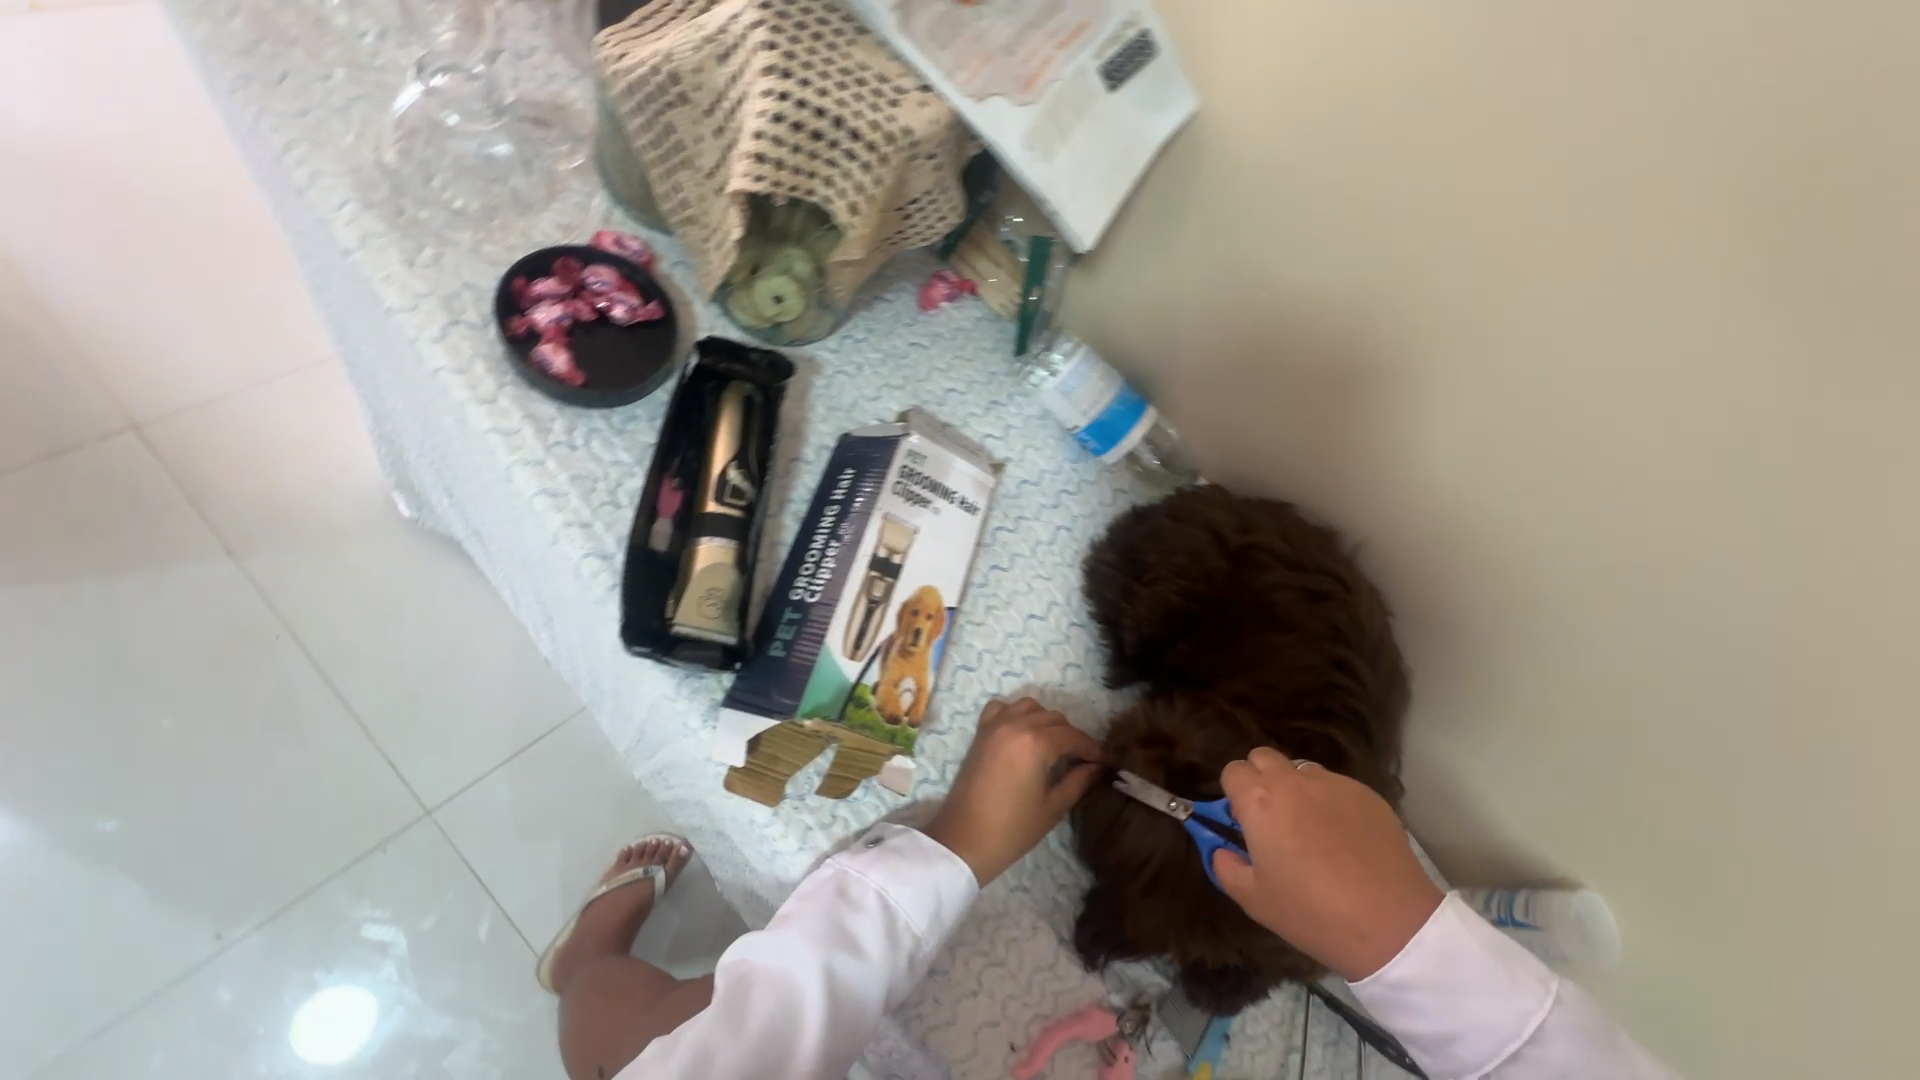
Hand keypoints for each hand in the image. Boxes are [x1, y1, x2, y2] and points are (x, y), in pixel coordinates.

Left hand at [924, 698, 1103, 884]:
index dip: (1091, 748)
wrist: (964, 840)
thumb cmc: (1012, 829)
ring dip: (1045, 720)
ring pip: (1029, 707)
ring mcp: (994, 726)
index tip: (1103, 761)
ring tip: (1053, 745)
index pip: (1072, 736)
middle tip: (1080, 759)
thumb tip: (1095, 767)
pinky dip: (1015, 713)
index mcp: (1036, 743)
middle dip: (1071, 735)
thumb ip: (1077, 781)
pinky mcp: (980, 733)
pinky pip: (1001, 708)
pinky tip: (1022, 733)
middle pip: (1053, 718)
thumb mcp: (1052, 808)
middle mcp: (1015, 725)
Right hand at [1212, 747, 1443, 981]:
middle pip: (1264, 757)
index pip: (1232, 771)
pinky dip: (1331, 802)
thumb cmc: (1312, 912)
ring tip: (1311, 828)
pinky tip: (1345, 839)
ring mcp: (1334, 784)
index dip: (1233, 793)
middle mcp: (1293, 781)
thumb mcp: (1254, 900)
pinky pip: (1337, 786)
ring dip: (1296, 788)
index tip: (1243, 822)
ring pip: (1302, 770)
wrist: (1392, 924)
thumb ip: (1225, 866)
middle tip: (1271, 819)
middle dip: (1260, 779)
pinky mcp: (1367, 794)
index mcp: (1259, 800)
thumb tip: (1222, 849)